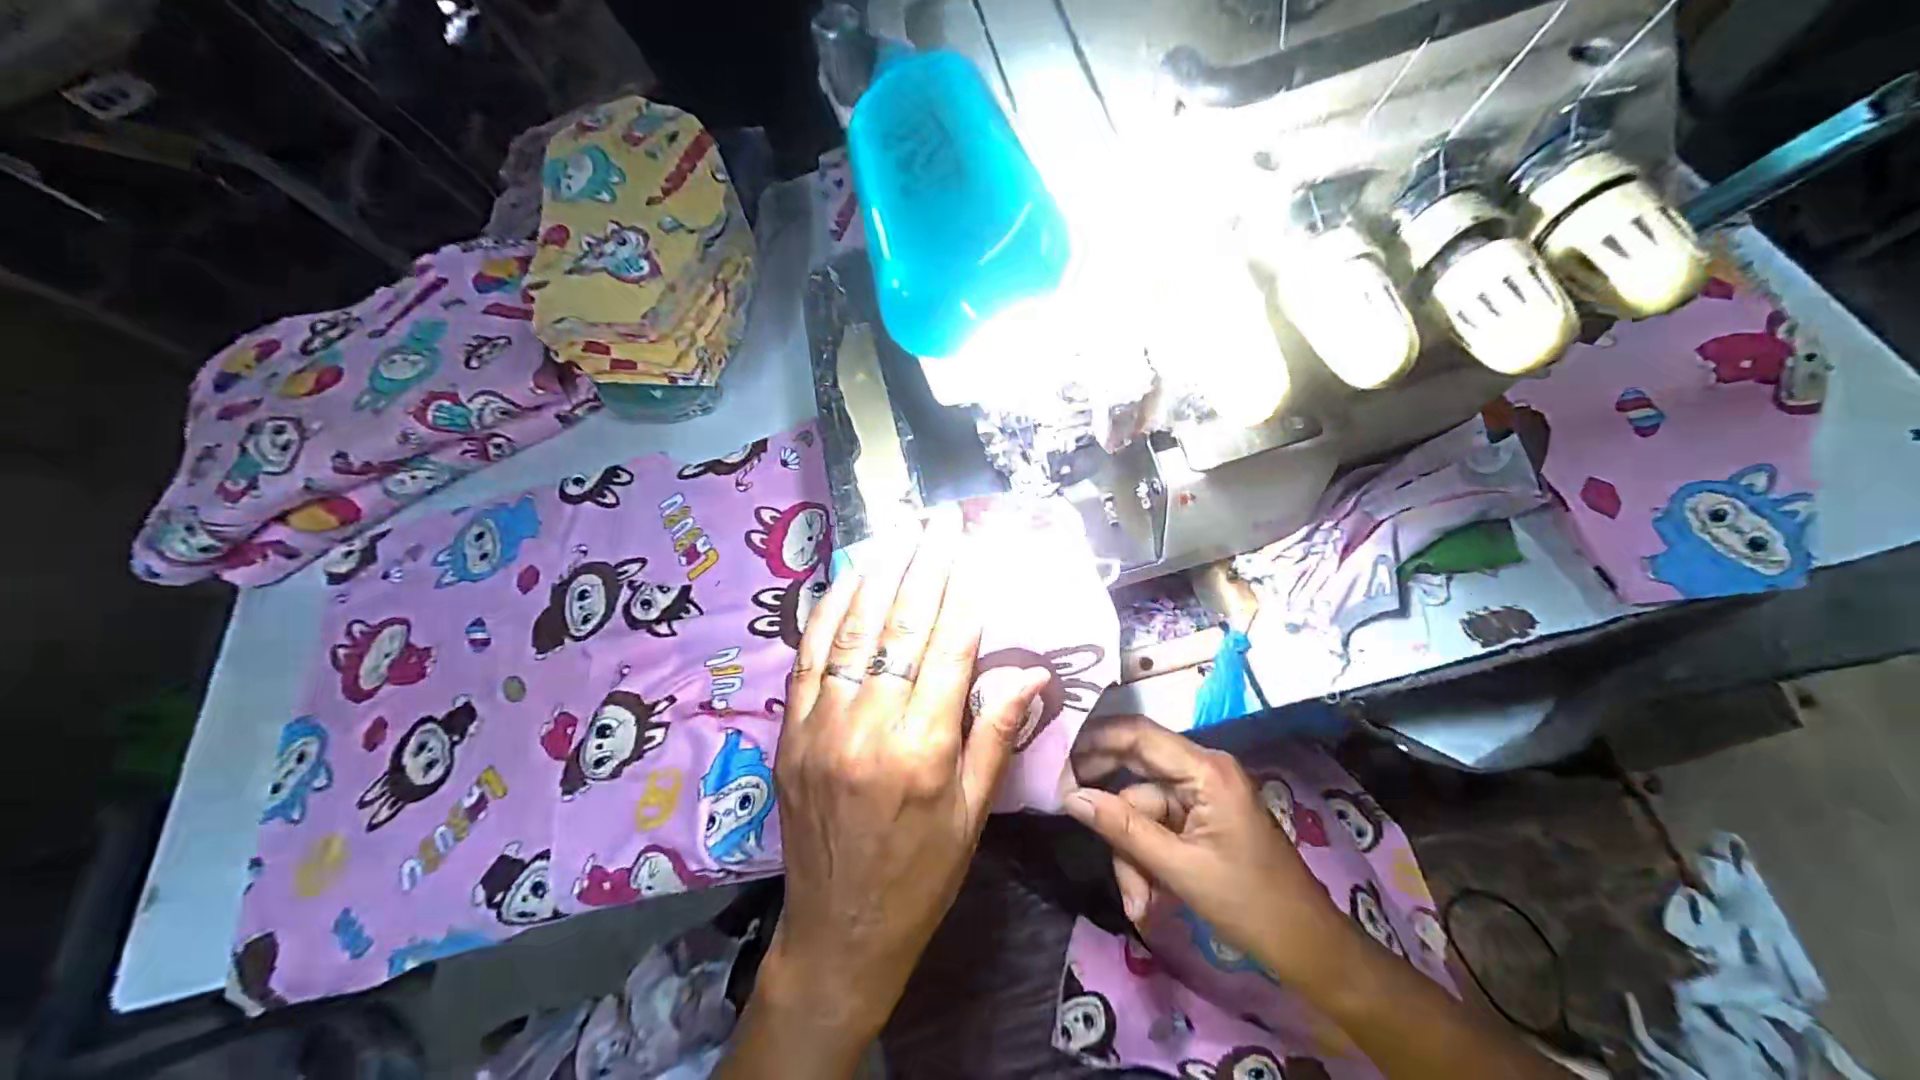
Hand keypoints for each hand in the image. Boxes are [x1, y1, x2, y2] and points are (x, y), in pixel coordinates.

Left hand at [720, 508, 1049, 1078]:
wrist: (839, 929)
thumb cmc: (921, 875)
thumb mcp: (972, 814)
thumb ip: (996, 735)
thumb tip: (1032, 674)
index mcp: (924, 750)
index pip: (948, 650)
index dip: (964, 594)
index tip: (974, 550)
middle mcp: (869, 727)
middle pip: (900, 628)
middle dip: (924, 566)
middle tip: (938, 520)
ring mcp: (821, 726)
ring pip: (852, 633)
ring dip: (878, 575)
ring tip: (897, 532)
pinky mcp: (790, 733)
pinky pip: (807, 658)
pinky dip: (826, 613)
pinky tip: (843, 579)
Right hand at [1063, 716, 1344, 982]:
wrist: (1306, 945)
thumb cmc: (1249, 902)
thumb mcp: (1178, 868)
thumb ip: (1122, 828)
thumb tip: (1070, 797)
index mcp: (1206, 769)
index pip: (1138, 735)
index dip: (1095, 741)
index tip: (1058, 756)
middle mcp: (1202, 771)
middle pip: (1136, 773)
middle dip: (1112, 811)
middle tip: (1073, 816)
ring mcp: (1202, 795)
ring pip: (1143, 809)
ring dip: (1132, 853)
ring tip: (1138, 901)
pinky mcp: (1201, 818)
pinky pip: (1158, 827)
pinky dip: (1147, 859)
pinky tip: (1147, 898)